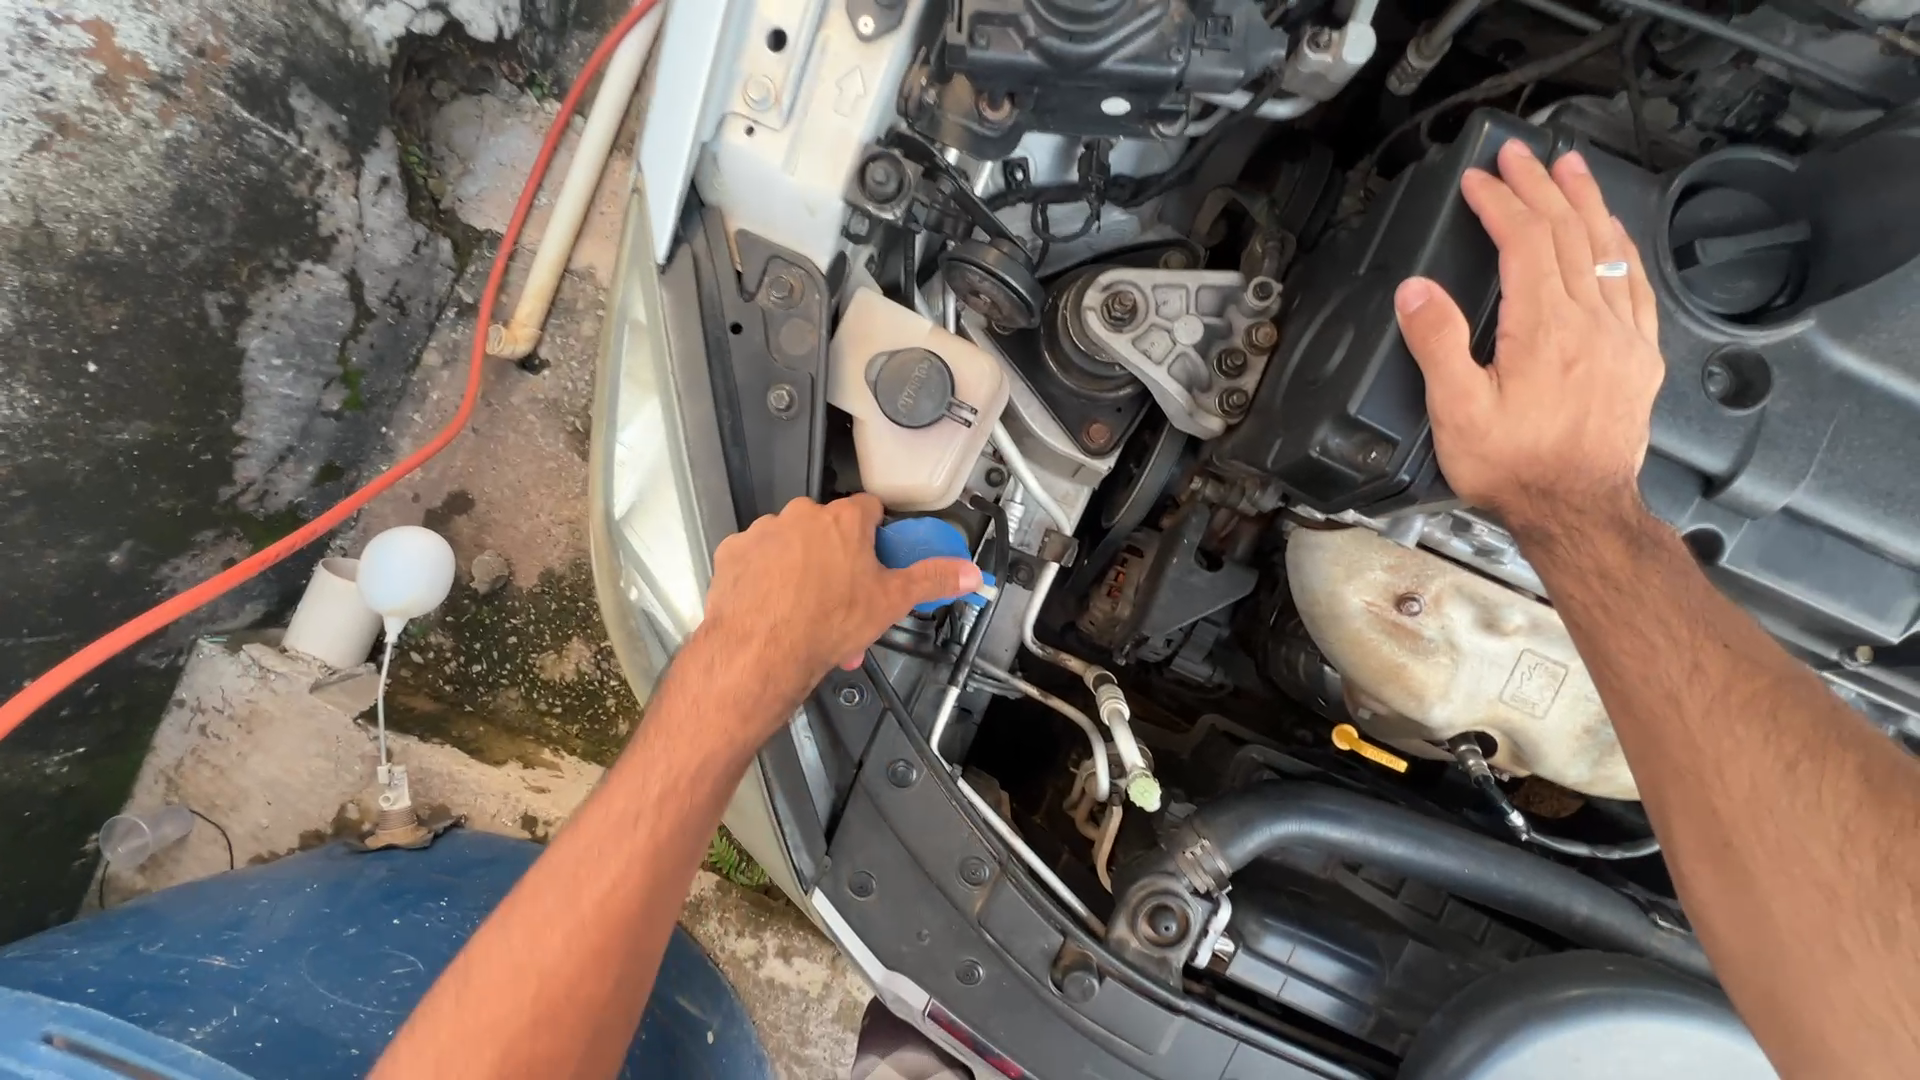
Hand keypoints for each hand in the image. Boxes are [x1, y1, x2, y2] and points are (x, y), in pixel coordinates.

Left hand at [695, 495, 981, 711]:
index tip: (875, 559)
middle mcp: (802, 515)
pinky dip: (766, 577)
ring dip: (802, 569)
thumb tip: (969, 572)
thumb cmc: (826, 623)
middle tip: (844, 599)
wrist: (761, 651)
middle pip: (829, 529)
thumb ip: (932, 580)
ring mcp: (764, 531)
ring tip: (807, 612)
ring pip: (792, 544)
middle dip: (838, 560)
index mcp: (844, 520)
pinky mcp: (733, 552)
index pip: (869, 509)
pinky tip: (775, 607)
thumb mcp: (891, 602)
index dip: (876, 535)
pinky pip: (757, 558)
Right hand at [1394, 140, 1664, 531]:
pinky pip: (1635, 283)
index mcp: (1544, 329)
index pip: (1526, 243)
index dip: (1500, 204)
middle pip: (1570, 234)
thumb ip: (1438, 343)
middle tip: (1519, 155)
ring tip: (1570, 170)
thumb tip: (1416, 289)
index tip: (1477, 180)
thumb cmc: (1511, 465)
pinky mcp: (1637, 355)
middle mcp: (1592, 320)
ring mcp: (1622, 336)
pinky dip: (1619, 246)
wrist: (1575, 508)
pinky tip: (1611, 235)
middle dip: (1541, 188)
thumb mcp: (1456, 409)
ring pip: (1609, 249)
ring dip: (1586, 203)